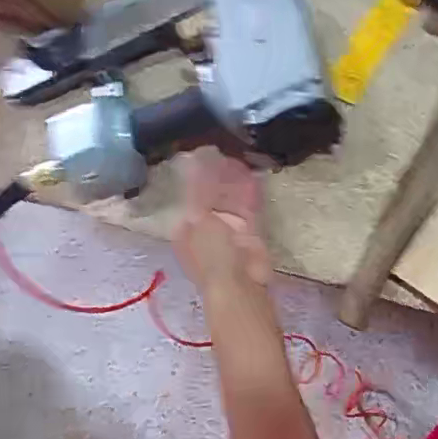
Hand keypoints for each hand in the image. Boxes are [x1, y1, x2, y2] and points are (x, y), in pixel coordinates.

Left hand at [172, 149, 270, 289]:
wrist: (240, 284)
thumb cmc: (211, 253)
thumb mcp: (198, 217)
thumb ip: (198, 188)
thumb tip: (192, 158)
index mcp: (185, 228)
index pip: (189, 197)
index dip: (197, 178)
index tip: (205, 157)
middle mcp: (205, 229)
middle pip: (212, 198)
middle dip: (218, 179)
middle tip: (225, 154)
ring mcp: (229, 232)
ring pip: (231, 202)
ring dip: (235, 184)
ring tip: (239, 160)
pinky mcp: (250, 234)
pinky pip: (249, 209)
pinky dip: (250, 195)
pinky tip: (252, 177)